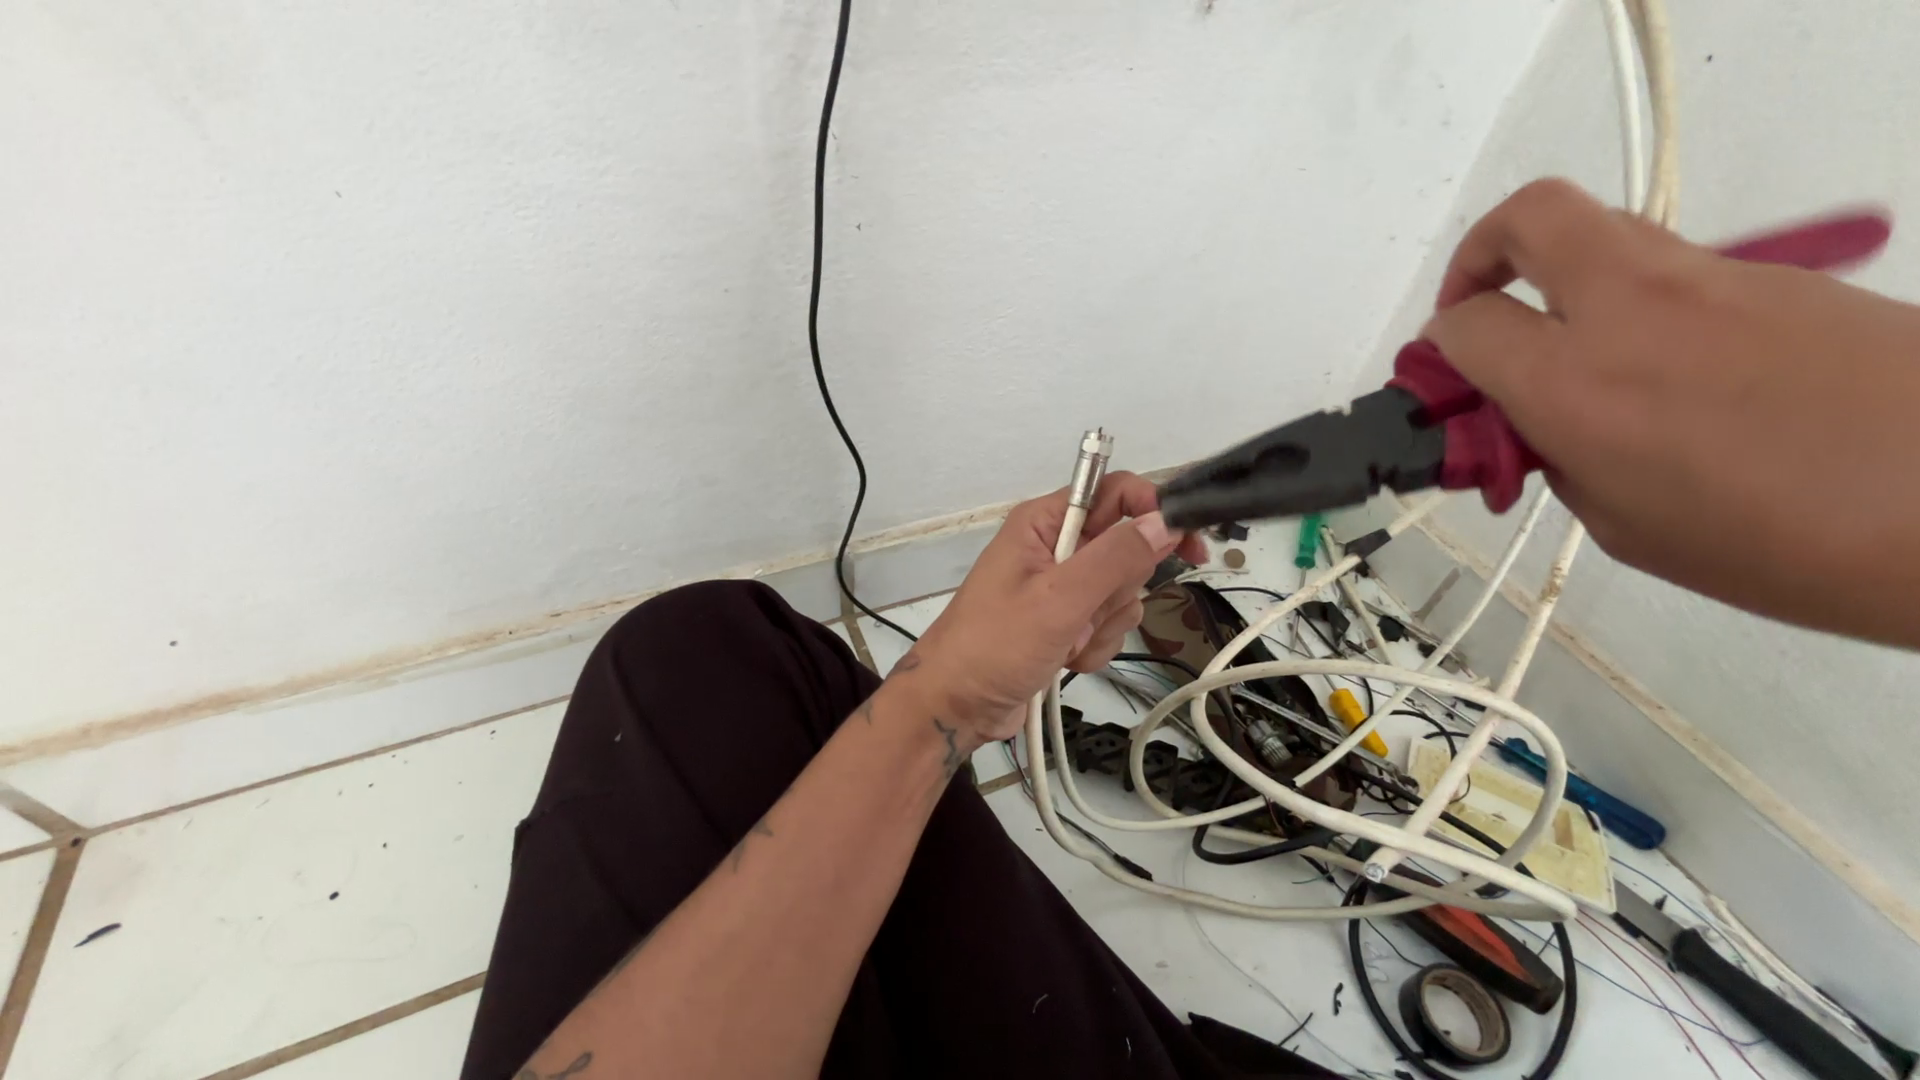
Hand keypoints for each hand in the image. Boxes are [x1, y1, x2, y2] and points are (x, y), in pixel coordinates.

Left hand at [893, 471, 1203, 750]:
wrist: (957, 707)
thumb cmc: (994, 646)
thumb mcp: (1059, 599)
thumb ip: (1115, 558)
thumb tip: (1165, 520)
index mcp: (1045, 522)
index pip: (1116, 492)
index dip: (1154, 512)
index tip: (1188, 545)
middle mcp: (1055, 546)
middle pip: (1126, 547)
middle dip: (1118, 588)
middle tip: (1086, 610)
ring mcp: (1061, 587)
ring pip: (1121, 592)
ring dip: (1104, 624)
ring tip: (1067, 641)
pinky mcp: (1065, 622)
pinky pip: (1107, 624)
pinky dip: (1095, 645)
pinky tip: (1066, 659)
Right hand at [1424, 178, 1919, 645]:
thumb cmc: (1779, 544)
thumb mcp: (1623, 524)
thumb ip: (1557, 455)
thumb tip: (1535, 421)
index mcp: (1576, 382)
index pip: (1465, 322)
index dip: (1438, 348)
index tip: (1445, 380)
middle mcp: (1636, 308)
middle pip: (1531, 217)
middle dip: (1481, 253)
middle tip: (1478, 309)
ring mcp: (1717, 279)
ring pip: (1607, 239)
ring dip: (1563, 283)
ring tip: (1576, 357)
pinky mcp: (1784, 277)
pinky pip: (1679, 274)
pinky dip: (1641, 308)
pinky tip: (1671, 377)